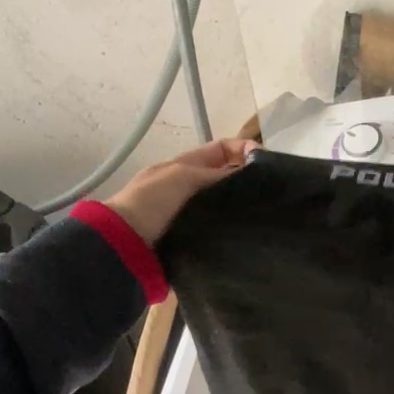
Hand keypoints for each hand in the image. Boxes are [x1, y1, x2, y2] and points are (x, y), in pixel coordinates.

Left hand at [107, 139, 255, 243]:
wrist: (123, 243)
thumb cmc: (150, 202)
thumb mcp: (182, 177)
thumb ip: (214, 174)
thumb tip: (246, 177)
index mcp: (182, 166)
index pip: (220, 149)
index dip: (242, 150)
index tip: (264, 163)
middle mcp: (186, 187)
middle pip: (223, 179)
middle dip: (244, 182)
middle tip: (269, 195)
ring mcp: (187, 214)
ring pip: (221, 206)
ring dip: (238, 210)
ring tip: (261, 218)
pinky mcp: (190, 240)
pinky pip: (216, 231)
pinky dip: (228, 232)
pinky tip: (243, 236)